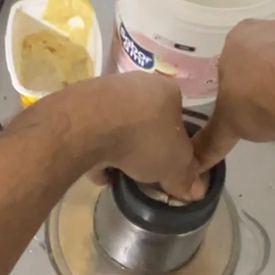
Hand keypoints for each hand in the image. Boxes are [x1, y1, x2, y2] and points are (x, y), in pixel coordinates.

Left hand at [33, 71, 201, 198]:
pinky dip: (93, 150)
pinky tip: (93, 169)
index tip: (166, 163)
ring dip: (116, 149)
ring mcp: (104, 90)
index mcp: (167, 91)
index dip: (174, 143)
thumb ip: (185, 177)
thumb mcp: (174, 165)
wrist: (88, 125)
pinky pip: (91, 131)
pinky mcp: (78, 103)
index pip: (177, 117)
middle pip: (144, 120)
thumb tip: (196, 191)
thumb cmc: (143, 139)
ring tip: (115, 173)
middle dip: (143, 146)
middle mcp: (137, 83)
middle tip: (141, 169)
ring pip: (116, 125)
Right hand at [192, 19, 274, 172]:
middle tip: (274, 139)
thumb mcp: (227, 126)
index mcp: (240, 37)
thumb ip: (210, 142)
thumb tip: (191, 165)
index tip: (246, 120)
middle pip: (268, 78)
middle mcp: (273, 30)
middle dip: (271, 113)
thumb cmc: (258, 98)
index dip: (238, 99)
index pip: (232, 68)